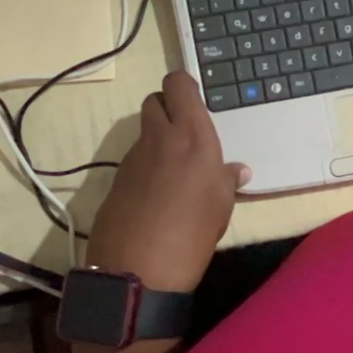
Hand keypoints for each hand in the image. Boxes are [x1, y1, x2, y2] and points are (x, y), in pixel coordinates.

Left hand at [84, 72, 249, 292]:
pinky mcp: (116, 179)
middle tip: (186, 134)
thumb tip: (236, 170)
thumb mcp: (221, 206)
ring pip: (144, 131)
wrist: (139, 269)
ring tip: (175, 170)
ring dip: (157, 139)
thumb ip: (226, 180)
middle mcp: (159, 138)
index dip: (184, 87)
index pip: (178, 84)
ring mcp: (132, 157)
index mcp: (192, 136)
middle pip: (155, 100)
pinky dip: (146, 165)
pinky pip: (134, 159)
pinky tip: (157, 194)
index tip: (195, 103)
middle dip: (168, 108)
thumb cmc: (193, 232)